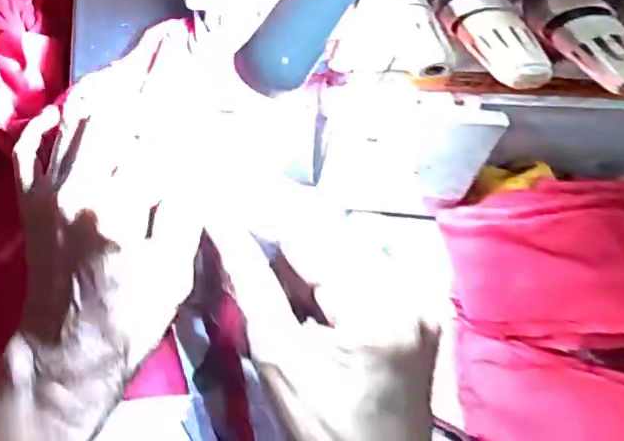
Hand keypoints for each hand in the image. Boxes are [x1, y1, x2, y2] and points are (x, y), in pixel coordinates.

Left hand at [0, 23, 206, 439]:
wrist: (66, 344)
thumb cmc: (128, 318)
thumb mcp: (174, 274)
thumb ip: (181, 207)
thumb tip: (191, 151)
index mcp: (115, 211)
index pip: (152, 140)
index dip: (176, 101)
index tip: (192, 65)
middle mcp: (73, 188)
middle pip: (110, 114)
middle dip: (140, 75)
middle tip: (162, 44)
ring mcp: (43, 186)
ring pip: (74, 120)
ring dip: (103, 88)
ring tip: (126, 61)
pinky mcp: (25, 192)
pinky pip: (30, 143)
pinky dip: (49, 118)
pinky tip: (68, 104)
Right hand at [205, 203, 439, 440]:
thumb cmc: (321, 424)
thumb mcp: (275, 351)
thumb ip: (247, 276)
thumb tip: (215, 218)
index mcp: (377, 308)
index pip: (301, 235)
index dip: (250, 215)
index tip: (210, 205)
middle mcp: (406, 293)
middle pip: (318, 232)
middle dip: (268, 226)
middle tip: (224, 223)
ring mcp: (413, 298)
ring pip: (330, 240)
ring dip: (287, 241)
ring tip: (248, 246)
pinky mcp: (409, 305)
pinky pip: (347, 260)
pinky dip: (310, 261)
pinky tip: (284, 272)